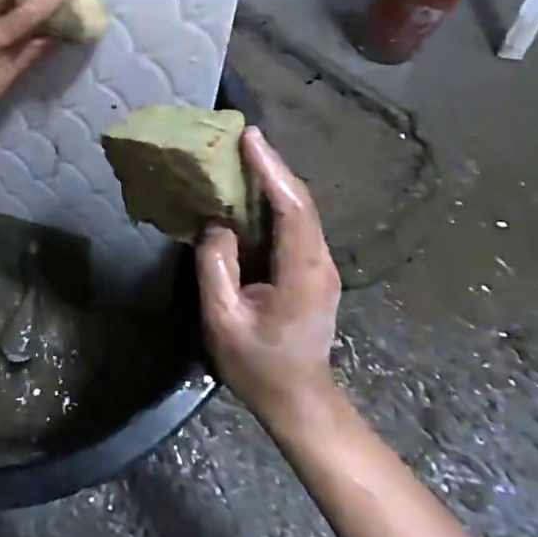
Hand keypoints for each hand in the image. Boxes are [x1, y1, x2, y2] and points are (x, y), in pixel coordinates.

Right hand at [197, 127, 343, 422]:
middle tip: (242, 136)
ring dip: (274, 178)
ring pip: (300, 209)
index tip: (249, 137)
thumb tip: (216, 222)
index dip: (271, 169)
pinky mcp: (312, 268)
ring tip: (245, 153)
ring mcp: (321, 265)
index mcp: (302, 272)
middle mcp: (320, 261)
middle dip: (272, 165)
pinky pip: (294, 222)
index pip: (292, 208)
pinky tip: (254, 189)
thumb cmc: (258, 365)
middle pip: (300, 200)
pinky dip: (275, 198)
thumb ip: (216, 265)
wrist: (298, 400)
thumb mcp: (222, 319)